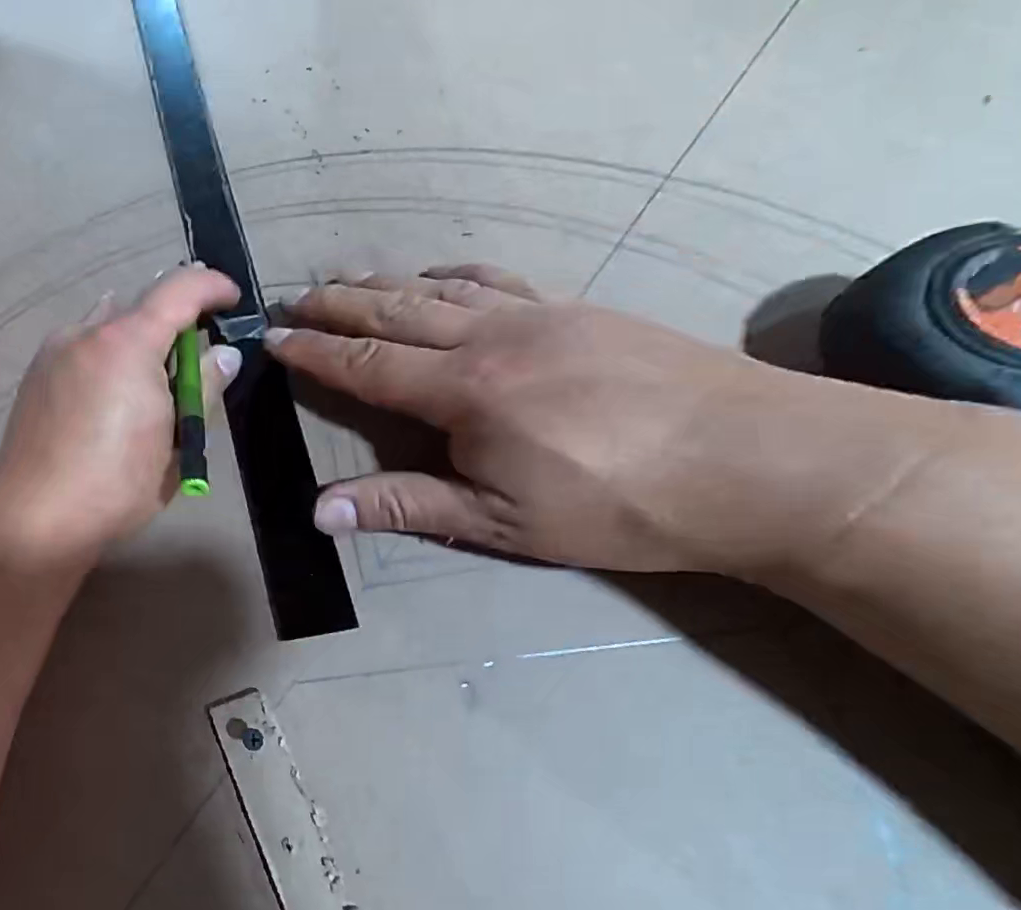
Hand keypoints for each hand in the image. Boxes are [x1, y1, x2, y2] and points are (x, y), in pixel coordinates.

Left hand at [0, 265, 242, 562]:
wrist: (36, 522)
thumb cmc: (118, 486)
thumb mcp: (178, 442)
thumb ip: (202, 389)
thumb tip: (224, 354)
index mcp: (126, 343)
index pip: (178, 289)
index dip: (212, 286)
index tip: (233, 300)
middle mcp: (85, 333)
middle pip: (141, 304)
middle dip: (176, 322)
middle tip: (198, 361)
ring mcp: (53, 352)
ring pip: (108, 325)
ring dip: (140, 340)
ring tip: (156, 386)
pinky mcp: (36, 377)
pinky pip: (84, 347)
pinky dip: (111, 357)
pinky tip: (115, 400)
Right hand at [267, 265, 962, 577]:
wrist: (747, 460)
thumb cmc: (615, 506)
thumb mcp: (500, 523)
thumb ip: (407, 505)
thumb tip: (319, 510)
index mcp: (465, 391)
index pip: (367, 364)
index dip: (315, 352)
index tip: (274, 338)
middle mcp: (493, 337)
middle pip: (396, 311)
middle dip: (338, 305)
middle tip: (294, 298)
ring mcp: (540, 314)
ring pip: (442, 288)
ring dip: (387, 285)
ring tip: (349, 283)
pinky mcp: (579, 309)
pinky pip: (498, 280)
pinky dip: (453, 277)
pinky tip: (443, 278)